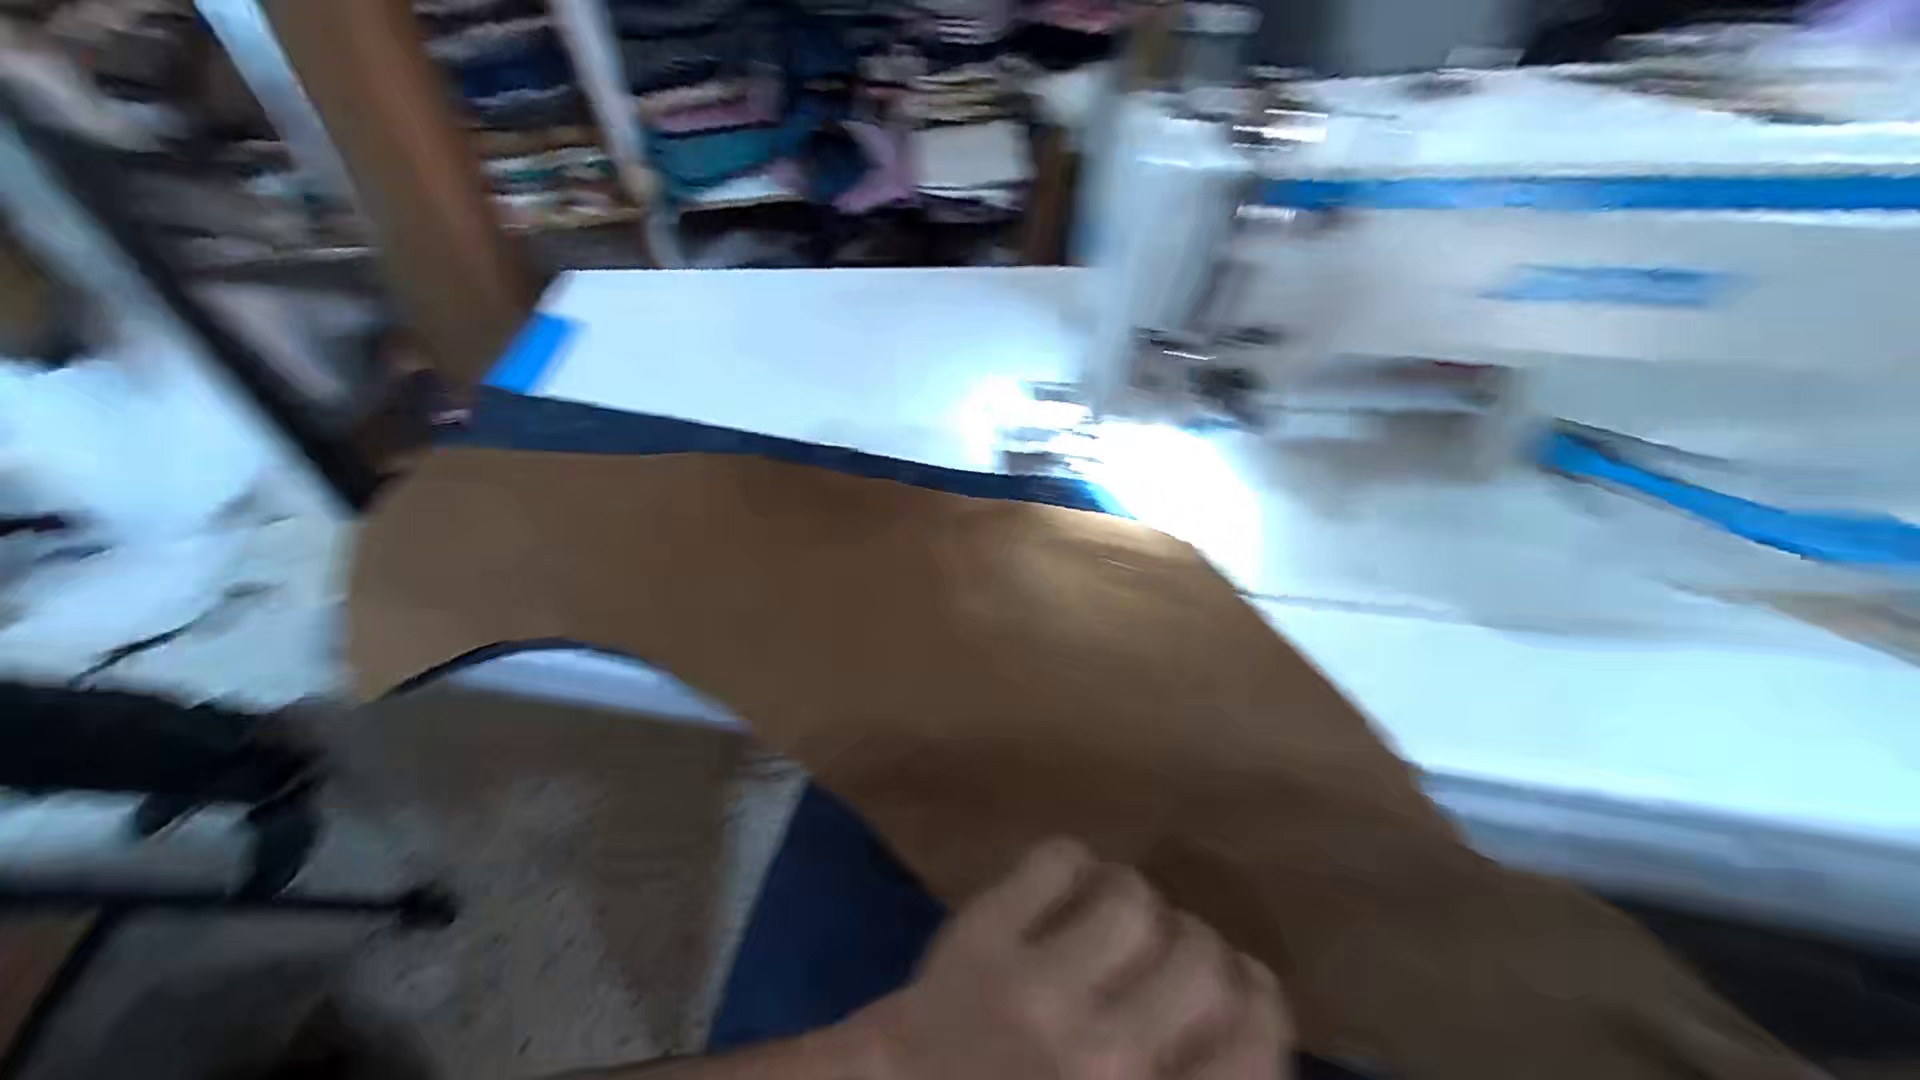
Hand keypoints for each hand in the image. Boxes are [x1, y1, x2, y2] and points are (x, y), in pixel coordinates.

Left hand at [854, 838, 1292, 1079]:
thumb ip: (1186, 1075)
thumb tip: (1235, 1017)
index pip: (1255, 1038)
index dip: (1254, 998)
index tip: (1234, 988)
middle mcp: (1109, 1061)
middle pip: (1201, 955)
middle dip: (1195, 946)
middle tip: (1167, 954)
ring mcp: (1038, 991)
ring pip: (1133, 897)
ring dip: (1132, 899)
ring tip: (1112, 917)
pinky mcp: (983, 936)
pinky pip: (1057, 860)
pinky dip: (1071, 862)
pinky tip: (1063, 886)